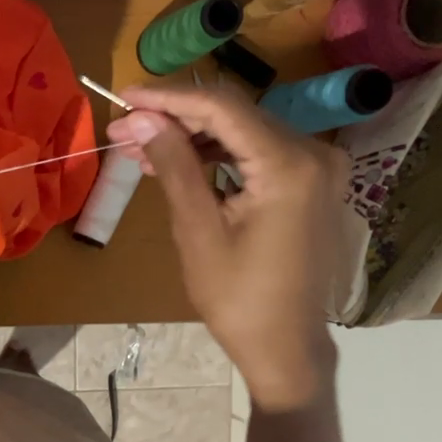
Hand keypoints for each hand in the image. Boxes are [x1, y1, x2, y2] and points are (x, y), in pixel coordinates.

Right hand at [110, 82, 346, 409]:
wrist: (285, 345)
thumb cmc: (237, 298)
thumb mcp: (198, 231)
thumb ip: (175, 166)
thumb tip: (144, 120)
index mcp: (289, 165)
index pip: (223, 108)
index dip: (170, 98)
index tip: (125, 96)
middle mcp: (313, 153)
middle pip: (235, 115)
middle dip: (175, 117)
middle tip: (124, 129)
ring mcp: (317, 168)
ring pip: (243, 133)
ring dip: (192, 137)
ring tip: (139, 147)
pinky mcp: (310, 184)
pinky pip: (257, 155)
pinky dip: (216, 156)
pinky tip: (177, 162)